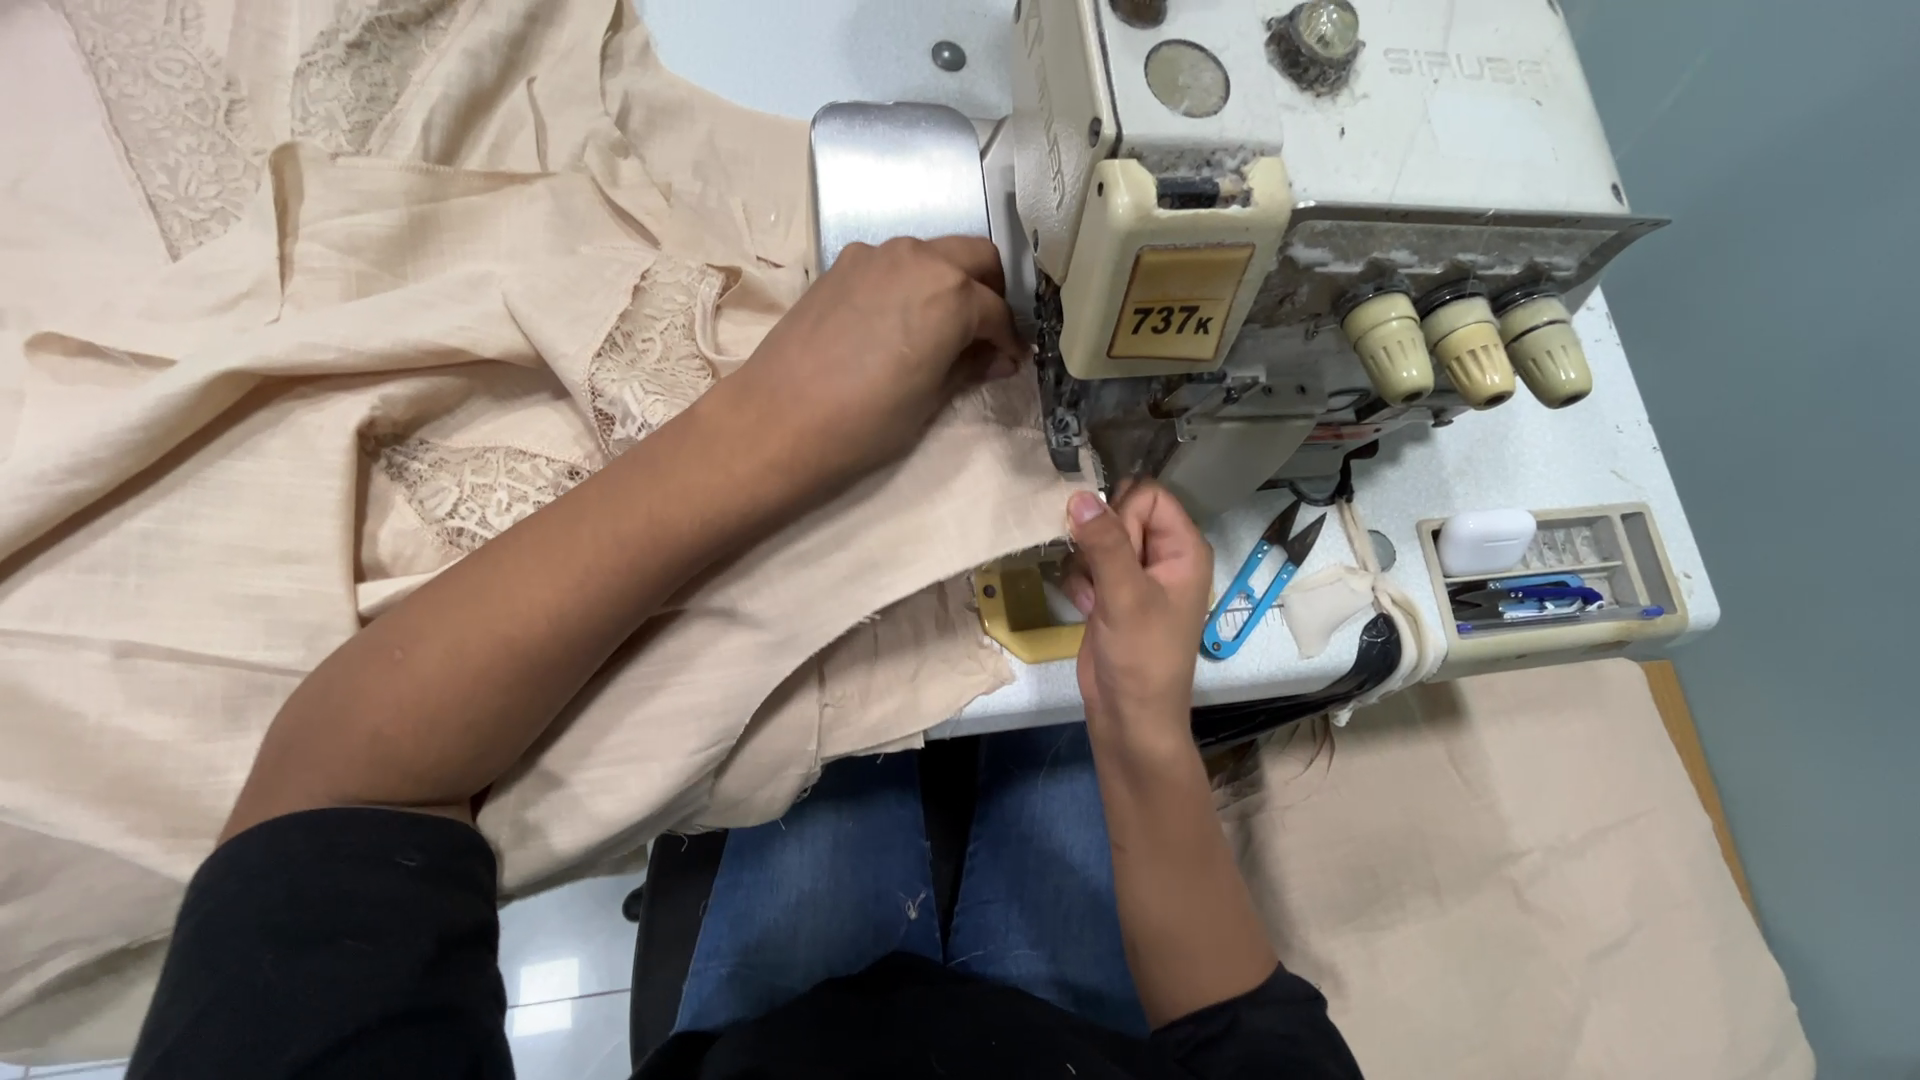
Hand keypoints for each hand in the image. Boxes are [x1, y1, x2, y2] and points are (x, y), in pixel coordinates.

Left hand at [723, 235, 1025, 487]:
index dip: (1010, 340)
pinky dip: (911, 283)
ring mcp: (874, 255)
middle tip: (986, 333)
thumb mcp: (931, 401)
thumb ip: (969, 368)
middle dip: (990, 291)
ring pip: (932, 254)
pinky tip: (899, 322)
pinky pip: (893, 264)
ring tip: (943, 328)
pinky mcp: (840, 265)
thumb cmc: (866, 422)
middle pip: (975, 257)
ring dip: (950, 281)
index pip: (997, 311)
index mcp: (951, 293)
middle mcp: (917, 258)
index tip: (1011, 362)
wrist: (779, 420)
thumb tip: (996, 358)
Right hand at [1063, 482, 1212, 750]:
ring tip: (1096, 598)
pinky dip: (1080, 584)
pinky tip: (1088, 610)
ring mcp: (1135, 575)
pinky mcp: (1110, 592)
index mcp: (1184, 548)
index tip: (1112, 548)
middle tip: (1100, 574)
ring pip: (1096, 538)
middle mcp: (1162, 555)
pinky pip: (1085, 563)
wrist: (1128, 716)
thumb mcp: (1126, 597)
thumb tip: (1079, 495)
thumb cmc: (1142, 658)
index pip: (1148, 495)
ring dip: (1085, 565)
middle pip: (1119, 512)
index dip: (1123, 515)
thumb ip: (1104, 544)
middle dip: (1098, 540)